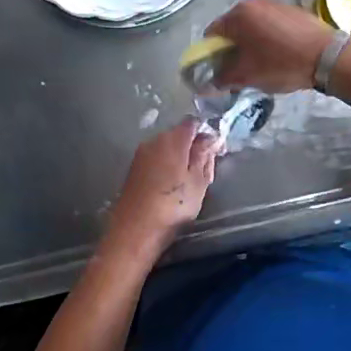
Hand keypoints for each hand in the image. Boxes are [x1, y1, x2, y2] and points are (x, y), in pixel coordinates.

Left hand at [105, 119, 221, 254]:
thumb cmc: (173, 204)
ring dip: (181, 159)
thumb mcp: (198, 180)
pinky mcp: (134, 168)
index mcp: (171, 139)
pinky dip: (167, 167)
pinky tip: (173, 188)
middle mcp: (153, 140)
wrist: (135, 227)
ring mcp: (141, 154)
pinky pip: (156, 159)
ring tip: (190, 185)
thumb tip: (210, 137)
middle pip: (179, 135)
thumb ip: (204, 155)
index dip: (207, 133)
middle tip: (206, 173)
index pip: (192, 123)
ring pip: (167, 148)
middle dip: (194, 148)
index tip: (216, 150)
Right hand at [205, 0, 335, 92]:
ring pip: (252, 25)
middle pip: (231, 27)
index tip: (222, 69)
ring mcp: (274, 3)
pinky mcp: (292, 9)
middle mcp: (253, 2)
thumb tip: (207, 85)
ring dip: (251, 41)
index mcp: (237, 15)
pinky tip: (280, 52)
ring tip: (263, 60)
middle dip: (232, 47)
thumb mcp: (246, 76)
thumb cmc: (281, 64)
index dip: (212, 53)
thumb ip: (221, 79)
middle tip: (242, 67)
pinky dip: (268, 36)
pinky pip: (270, 23)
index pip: (211, 33)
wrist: (328, 57)